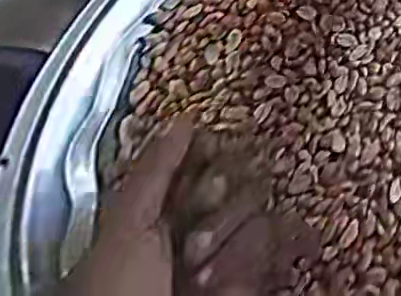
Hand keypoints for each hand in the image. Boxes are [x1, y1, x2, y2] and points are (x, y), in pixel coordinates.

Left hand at [65, 120, 313, 295]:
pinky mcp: (252, 270)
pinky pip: (276, 237)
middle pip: (241, 170)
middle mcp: (196, 218)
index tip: (206, 162)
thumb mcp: (124, 233)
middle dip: (222, 203)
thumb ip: (155, 171)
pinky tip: (227, 284)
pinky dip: (252, 258)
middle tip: (193, 238)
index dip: (210, 152)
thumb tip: (183, 120)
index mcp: (159, 204)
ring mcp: (226, 245)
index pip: (206, 149)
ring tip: (200, 280)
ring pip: (259, 205)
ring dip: (232, 242)